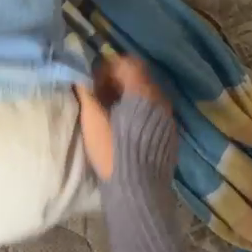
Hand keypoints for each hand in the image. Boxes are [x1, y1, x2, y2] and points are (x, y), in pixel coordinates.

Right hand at [74, 56, 163, 179]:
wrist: (139, 188)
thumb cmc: (112, 151)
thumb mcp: (92, 120)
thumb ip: (86, 93)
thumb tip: (80, 78)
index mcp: (142, 93)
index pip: (130, 64)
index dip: (109, 67)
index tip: (94, 81)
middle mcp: (160, 101)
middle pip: (140, 79)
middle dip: (117, 82)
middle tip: (98, 96)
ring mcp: (169, 118)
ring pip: (148, 97)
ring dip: (128, 98)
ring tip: (110, 114)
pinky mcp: (171, 135)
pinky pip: (155, 113)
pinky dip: (139, 113)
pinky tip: (125, 130)